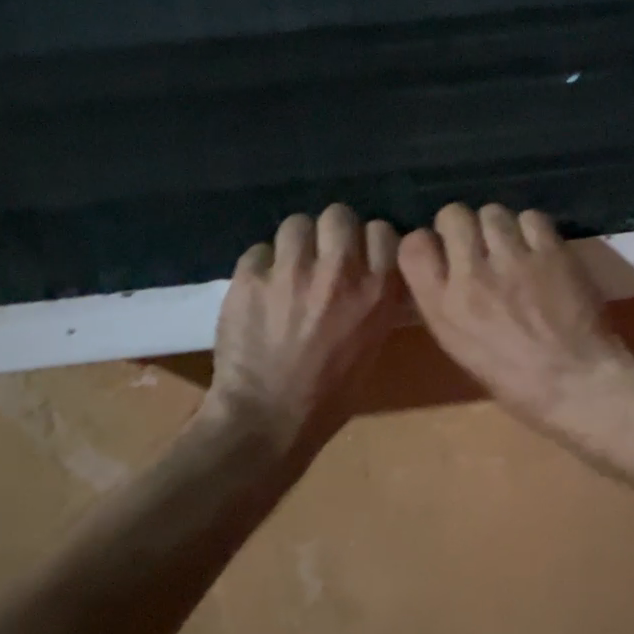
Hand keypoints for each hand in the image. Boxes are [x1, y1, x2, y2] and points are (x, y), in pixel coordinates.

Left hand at [206, 205, 399, 449]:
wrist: (269, 418)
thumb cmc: (330, 396)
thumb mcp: (372, 347)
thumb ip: (375, 303)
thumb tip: (369, 276)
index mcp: (377, 292)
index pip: (382, 231)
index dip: (369, 241)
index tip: (361, 256)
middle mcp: (339, 271)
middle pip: (338, 215)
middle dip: (331, 232)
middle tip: (322, 256)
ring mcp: (292, 271)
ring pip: (296, 225)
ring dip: (294, 245)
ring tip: (288, 270)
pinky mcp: (250, 277)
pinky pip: (258, 251)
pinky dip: (260, 268)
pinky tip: (260, 292)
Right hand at [398, 203, 633, 422]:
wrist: (579, 385)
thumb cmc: (520, 384)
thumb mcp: (464, 351)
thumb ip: (449, 306)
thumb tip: (450, 272)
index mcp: (444, 309)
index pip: (414, 247)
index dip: (428, 241)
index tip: (443, 250)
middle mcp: (471, 277)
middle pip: (454, 216)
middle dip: (464, 225)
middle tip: (482, 245)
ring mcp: (513, 261)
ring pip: (493, 212)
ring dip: (501, 226)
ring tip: (514, 247)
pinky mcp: (551, 252)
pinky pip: (532, 217)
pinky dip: (534, 229)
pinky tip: (541, 250)